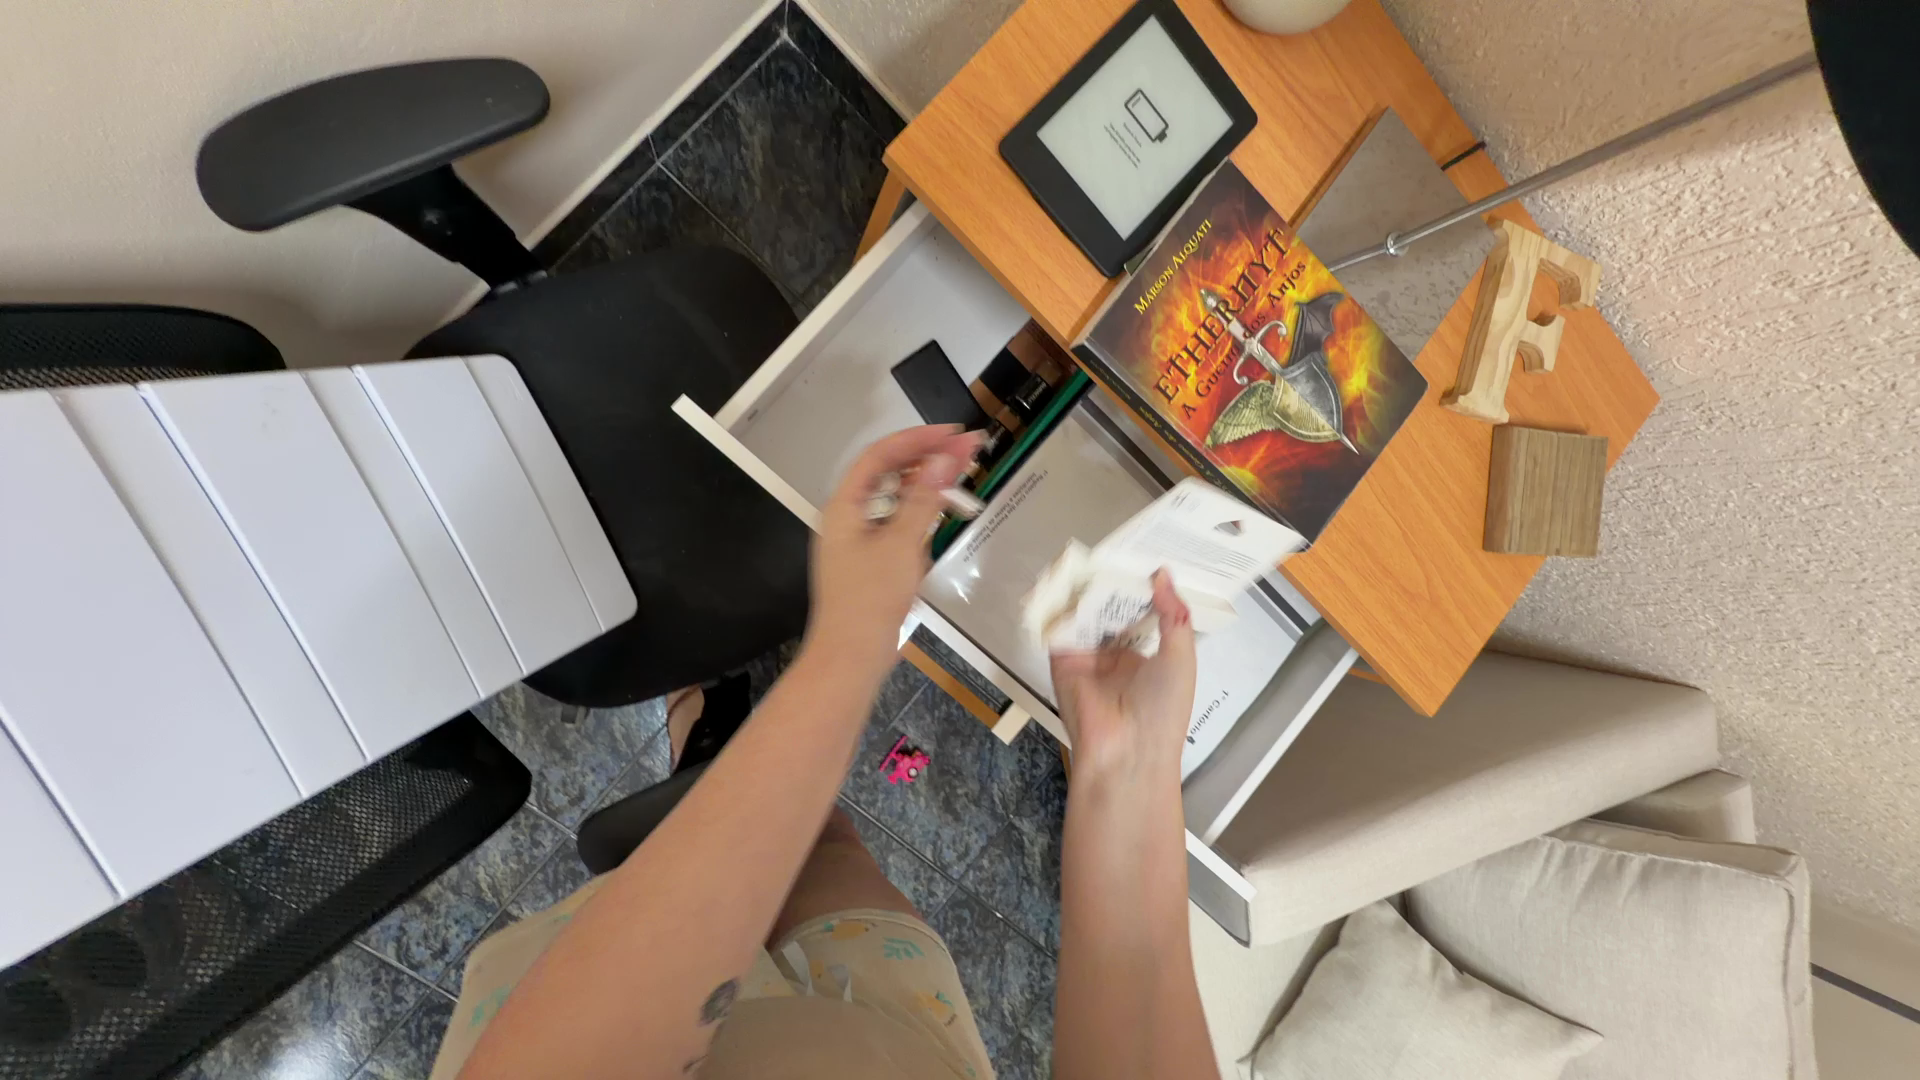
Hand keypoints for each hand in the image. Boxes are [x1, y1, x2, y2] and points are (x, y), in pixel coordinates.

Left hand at [803, 425, 982, 674]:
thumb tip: (945, 459)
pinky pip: (896, 524)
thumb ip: (924, 498)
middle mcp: (847, 517)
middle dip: (927, 459)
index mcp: (844, 506)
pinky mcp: (871, 560)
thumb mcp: (901, 543)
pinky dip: (919, 513)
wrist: (852, 656)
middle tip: (966, 450)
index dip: (918, 439)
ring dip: (926, 485)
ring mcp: (858, 539)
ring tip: (960, 473)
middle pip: (888, 473)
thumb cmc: (870, 599)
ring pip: (894, 499)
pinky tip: (940, 511)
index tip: (953, 435)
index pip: (881, 455)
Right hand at [1048, 570, 1195, 776]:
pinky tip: (1065, 577)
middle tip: (1114, 546)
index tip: (1144, 556)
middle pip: (1109, 607)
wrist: (1127, 750)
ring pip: (1083, 611)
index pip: (1140, 610)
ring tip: (1090, 554)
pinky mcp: (1061, 657)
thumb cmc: (1163, 708)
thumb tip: (1163, 574)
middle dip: (1111, 581)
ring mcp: (1086, 653)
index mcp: (1146, 652)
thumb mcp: (1181, 658)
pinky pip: (1058, 625)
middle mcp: (1114, 650)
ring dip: (1084, 587)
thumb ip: (1173, 614)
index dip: (1142, 585)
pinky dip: (1058, 601)